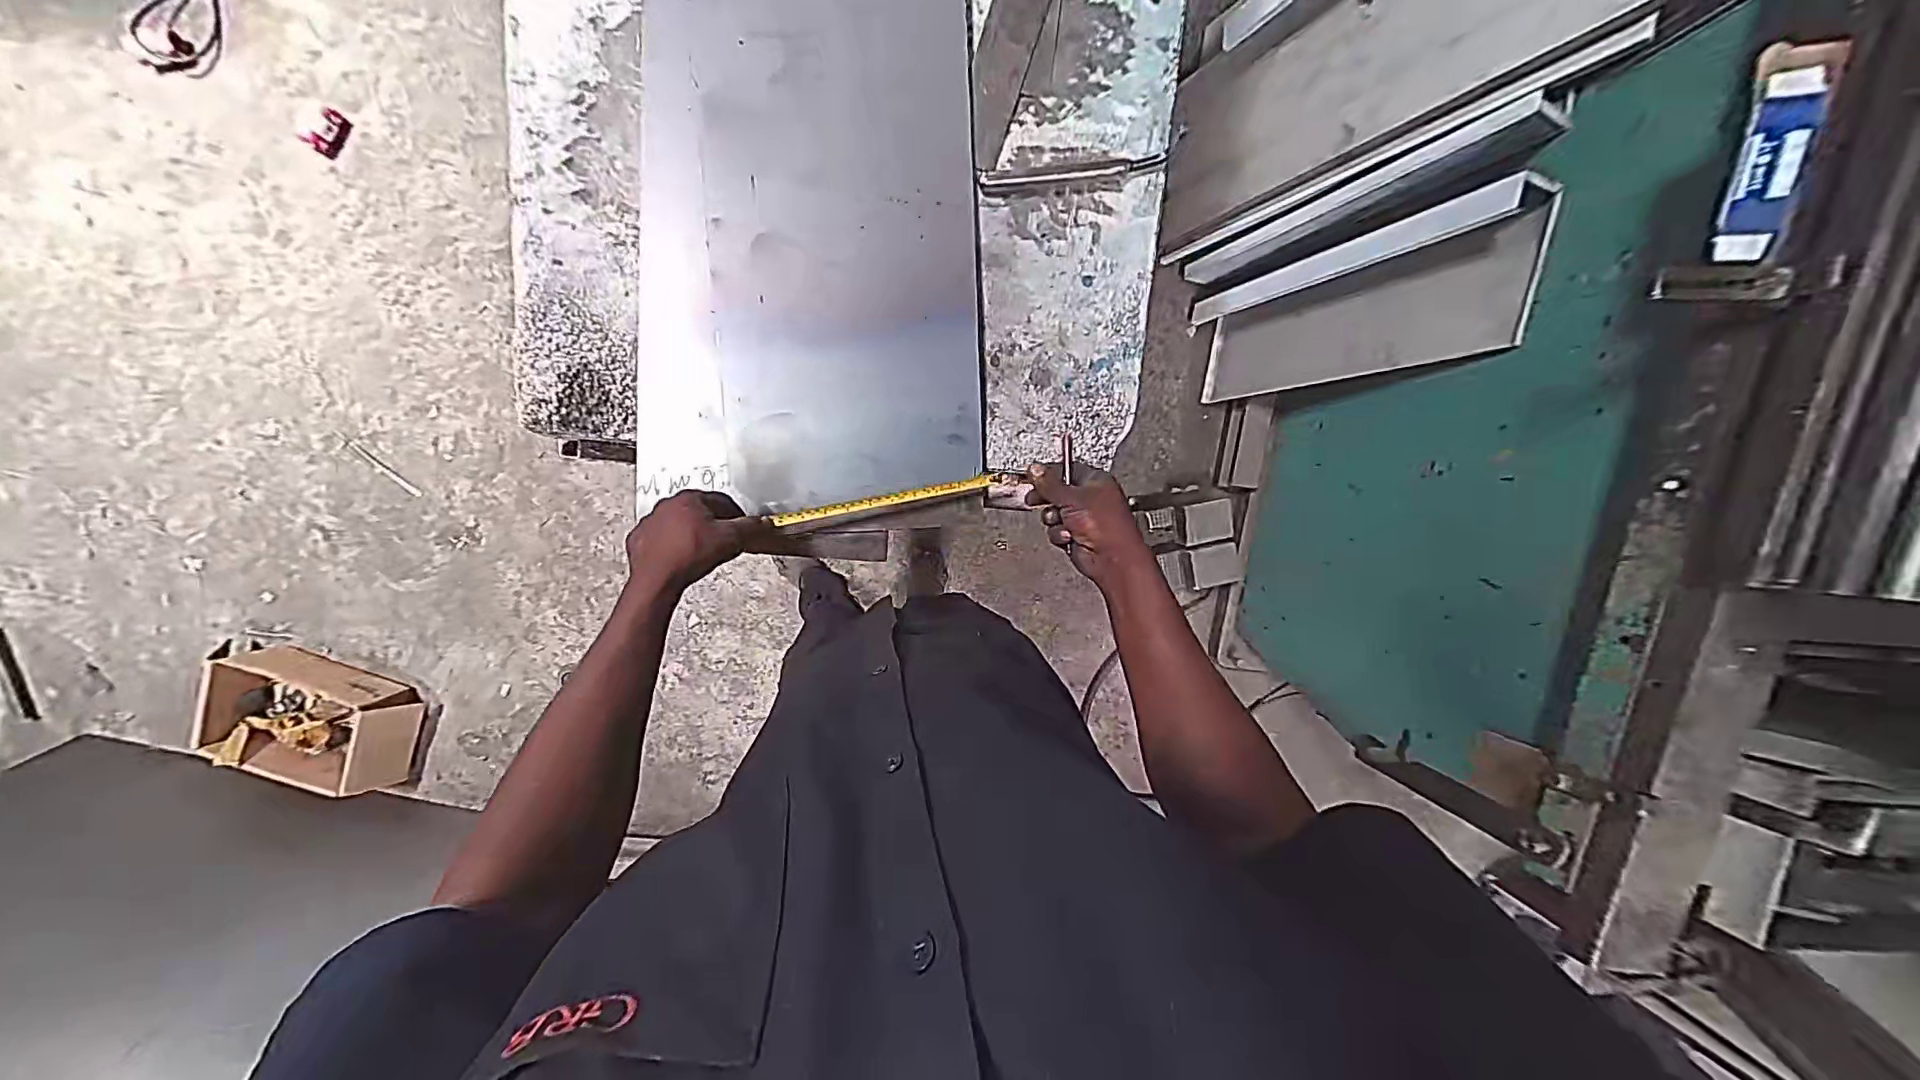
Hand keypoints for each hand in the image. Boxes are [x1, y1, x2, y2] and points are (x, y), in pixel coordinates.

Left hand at [624, 490, 769, 595]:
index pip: (722, 501)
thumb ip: (750, 528)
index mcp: (690, 499)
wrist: (656, 579)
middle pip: (699, 510)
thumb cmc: (688, 556)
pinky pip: (661, 539)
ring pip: (679, 523)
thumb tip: (763, 523)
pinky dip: (672, 546)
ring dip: (691, 533)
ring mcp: (651, 522)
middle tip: (723, 540)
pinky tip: (681, 558)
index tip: (742, 526)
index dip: (736, 515)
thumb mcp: (731, 540)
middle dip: (713, 523)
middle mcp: (668, 505)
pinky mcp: (640, 540)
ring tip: (702, 552)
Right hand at [1026, 463, 1153, 588]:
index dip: (1049, 474)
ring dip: (1053, 519)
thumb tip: (1036, 470)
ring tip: (1062, 521)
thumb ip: (1050, 484)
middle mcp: (1090, 499)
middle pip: (1058, 493)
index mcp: (1096, 481)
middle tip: (1034, 498)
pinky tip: (1069, 536)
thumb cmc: (1106, 525)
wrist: (1111, 558)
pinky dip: (1059, 534)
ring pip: (1054, 514)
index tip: (1033, 476)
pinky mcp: (1076, 535)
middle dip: (1046, 499)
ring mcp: (1083, 518)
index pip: (1067, 470)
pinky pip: (1056, 530)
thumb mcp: (1071, 497)